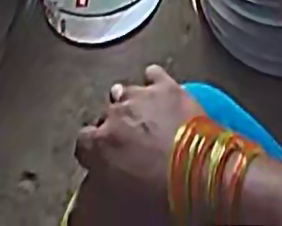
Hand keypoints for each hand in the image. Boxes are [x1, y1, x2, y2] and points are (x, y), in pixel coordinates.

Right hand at [75, 66, 205, 208]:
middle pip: (106, 114)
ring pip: (126, 92)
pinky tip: (160, 92)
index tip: (102, 158)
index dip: (93, 150)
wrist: (198, 174)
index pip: (83, 142)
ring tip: (144, 117)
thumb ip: (104, 190)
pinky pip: (152, 75)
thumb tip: (93, 199)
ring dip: (131, 104)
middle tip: (129, 142)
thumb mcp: (121, 205)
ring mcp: (141, 96)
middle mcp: (115, 114)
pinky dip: (154, 83)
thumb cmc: (158, 199)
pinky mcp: (165, 85)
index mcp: (100, 145)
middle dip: (114, 126)